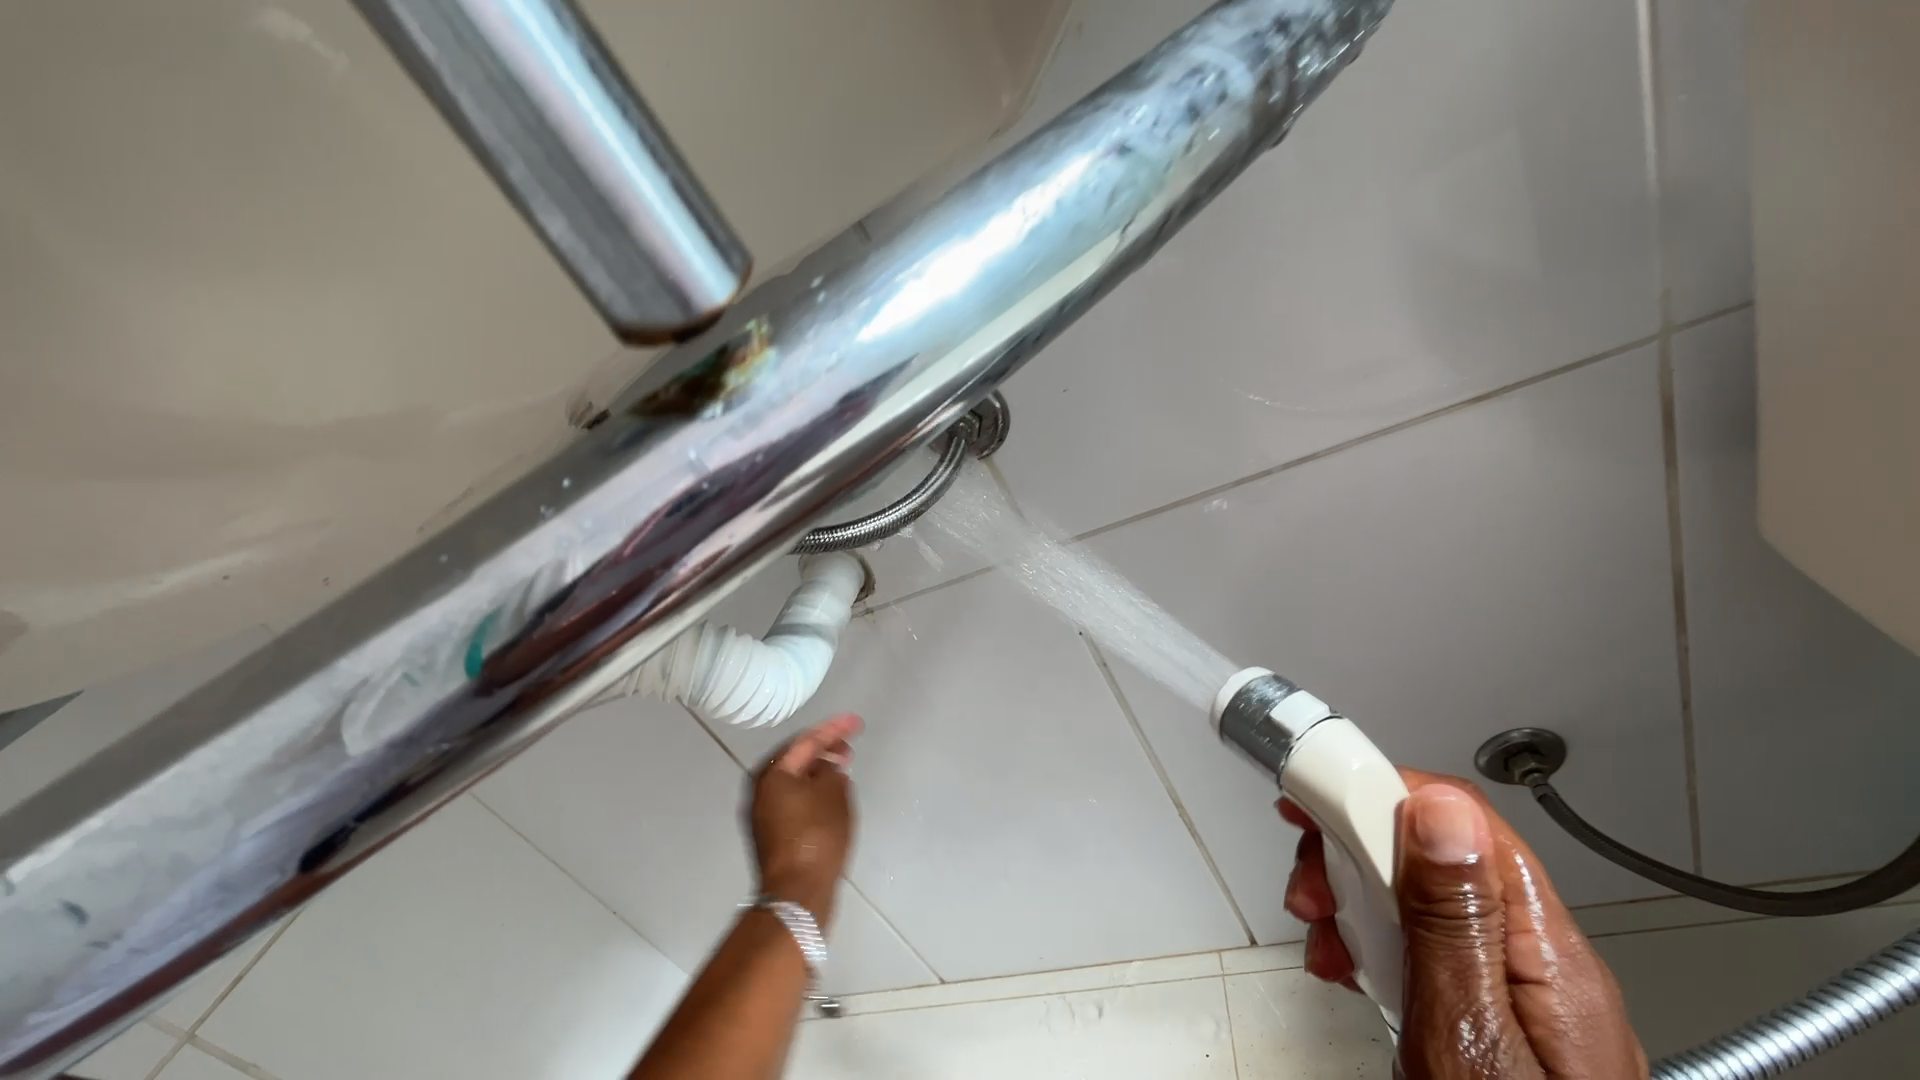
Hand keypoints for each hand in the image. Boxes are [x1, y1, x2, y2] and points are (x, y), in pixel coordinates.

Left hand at [750, 714, 861, 926]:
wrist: (797, 893)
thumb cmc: (817, 836)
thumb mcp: (835, 794)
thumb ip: (833, 772)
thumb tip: (826, 771)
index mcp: (773, 774)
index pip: (807, 741)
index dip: (834, 729)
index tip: (856, 722)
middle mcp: (761, 790)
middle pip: (795, 759)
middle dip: (823, 749)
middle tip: (849, 748)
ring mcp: (762, 815)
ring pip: (793, 781)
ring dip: (818, 772)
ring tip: (843, 769)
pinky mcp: (771, 835)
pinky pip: (793, 800)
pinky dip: (812, 792)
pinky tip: (830, 798)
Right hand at [1283, 770, 1645, 1079]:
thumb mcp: (1465, 1039)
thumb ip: (1453, 922)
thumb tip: (1438, 810)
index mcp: (1543, 949)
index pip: (1459, 815)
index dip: (1376, 789)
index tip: (1310, 792)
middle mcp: (1537, 947)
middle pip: (1433, 841)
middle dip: (1353, 848)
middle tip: (1309, 889)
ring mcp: (1514, 970)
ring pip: (1419, 881)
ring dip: (1355, 893)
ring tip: (1327, 938)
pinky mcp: (1488, 988)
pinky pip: (1423, 926)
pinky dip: (1372, 930)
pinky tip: (1353, 962)